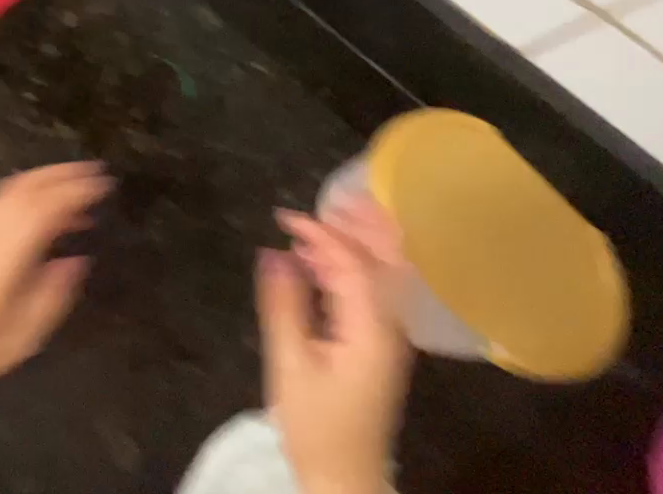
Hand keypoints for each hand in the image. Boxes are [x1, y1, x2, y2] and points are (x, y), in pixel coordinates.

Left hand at [0, 161, 111, 417]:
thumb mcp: (18, 338)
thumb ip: (50, 296)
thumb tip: (75, 261)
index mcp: (3, 254)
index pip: (44, 206)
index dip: (74, 190)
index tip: (101, 184)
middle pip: (26, 187)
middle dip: (61, 175)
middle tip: (94, 174)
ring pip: (9, 190)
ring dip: (42, 181)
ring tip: (72, 188)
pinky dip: (22, 193)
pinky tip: (35, 209)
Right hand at [258, 200, 411, 493]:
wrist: (344, 479)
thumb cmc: (315, 424)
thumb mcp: (290, 363)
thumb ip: (283, 303)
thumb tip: (273, 251)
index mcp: (371, 328)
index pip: (353, 264)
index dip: (322, 234)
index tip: (285, 217)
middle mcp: (390, 326)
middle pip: (385, 261)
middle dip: (361, 225)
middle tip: (330, 196)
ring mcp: (388, 336)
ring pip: (382, 274)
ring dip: (358, 242)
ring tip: (323, 218)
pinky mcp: (378, 345)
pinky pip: (372, 290)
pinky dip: (351, 266)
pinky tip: (320, 261)